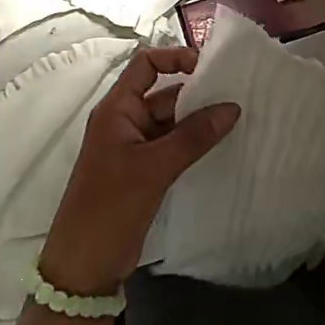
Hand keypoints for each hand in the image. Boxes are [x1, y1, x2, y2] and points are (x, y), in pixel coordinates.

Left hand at [39, 48, 239, 295]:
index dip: (175, 57)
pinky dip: (196, 144)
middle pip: (165, 93)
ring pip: (173, 122)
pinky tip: (223, 146)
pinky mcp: (146, 172)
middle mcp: (125, 122)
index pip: (145, 65)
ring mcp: (135, 148)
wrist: (85, 267)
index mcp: (116, 110)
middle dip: (198, 94)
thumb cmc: (109, 208)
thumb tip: (233, 107)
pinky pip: (175, 147)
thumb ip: (194, 136)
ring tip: (240, 120)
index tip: (210, 68)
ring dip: (201, 121)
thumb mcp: (154, 168)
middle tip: (239, 97)